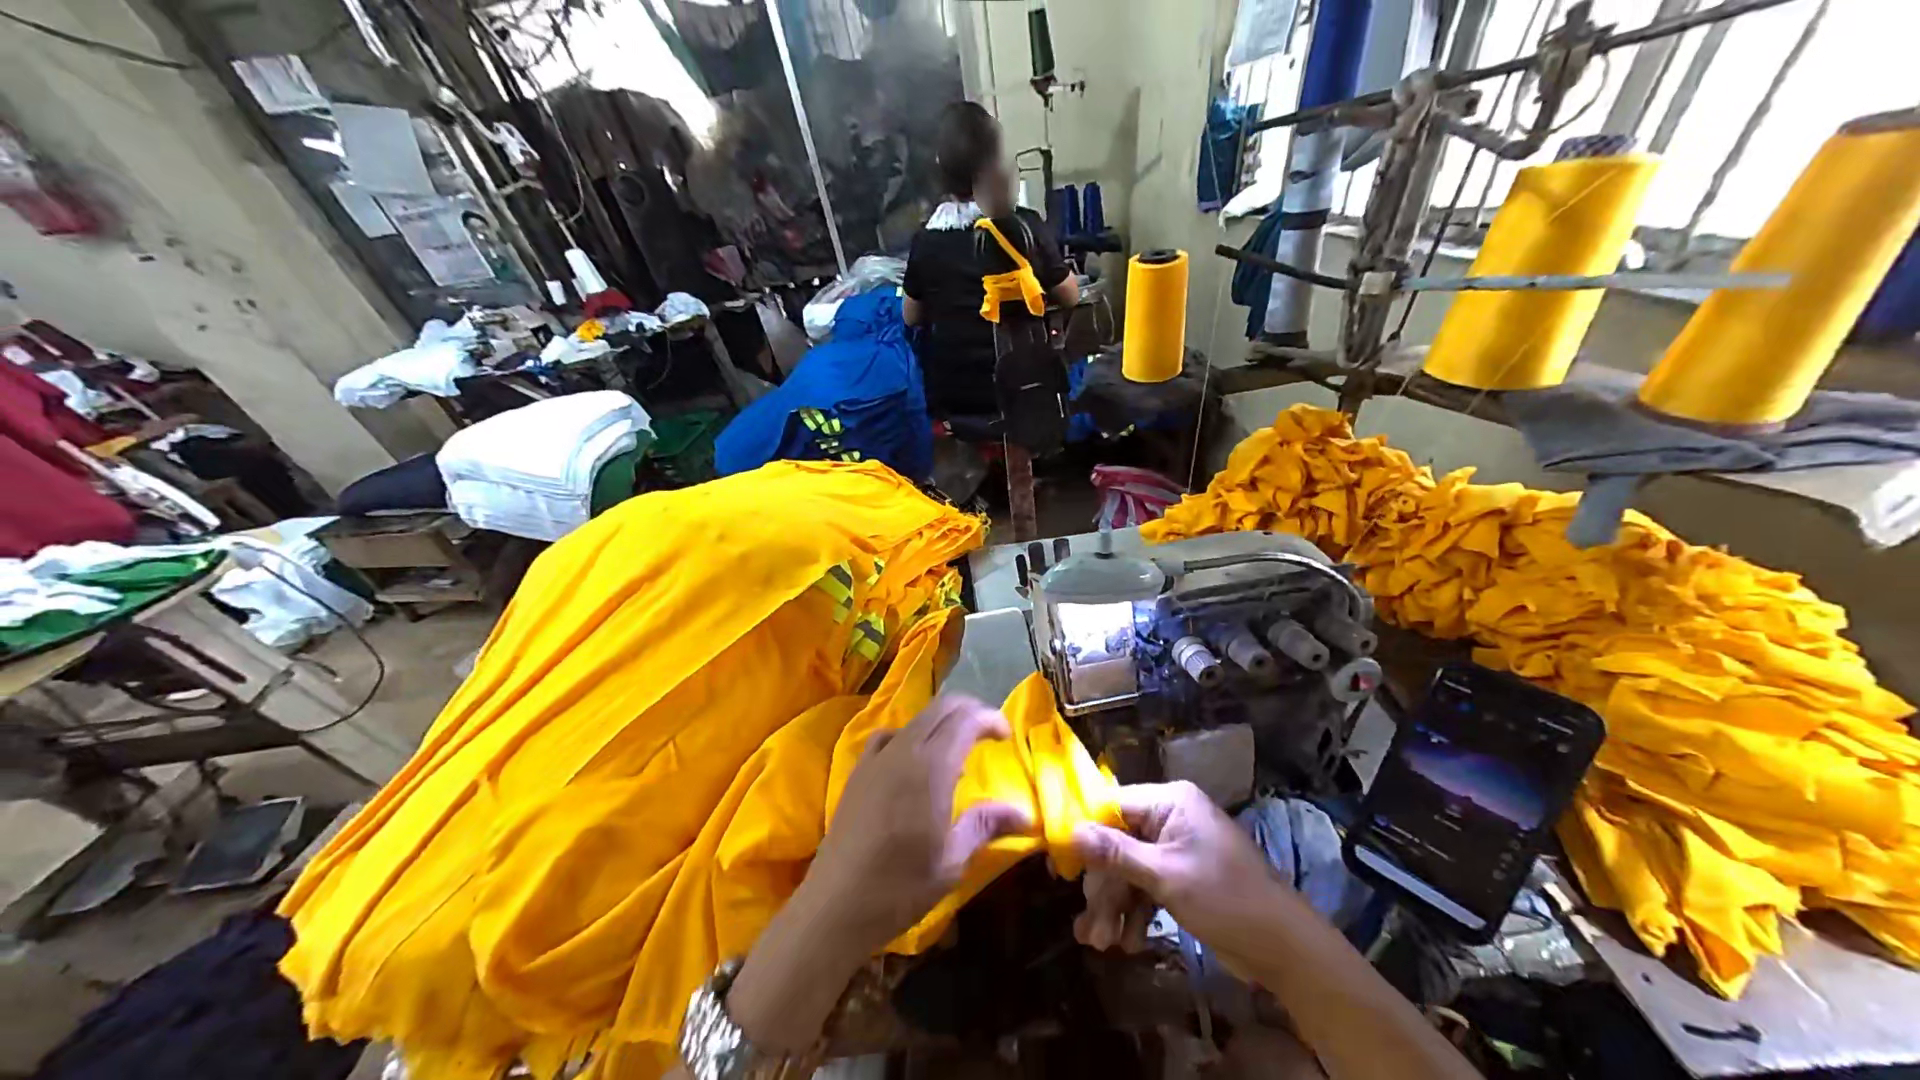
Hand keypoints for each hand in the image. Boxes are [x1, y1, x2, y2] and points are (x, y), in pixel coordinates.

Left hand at [802, 695, 1031, 956]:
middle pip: (940, 708)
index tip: (1006, 736)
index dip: (990, 719)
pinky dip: (910, 736)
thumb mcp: (951, 861)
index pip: (965, 719)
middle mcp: (902, 751)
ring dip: (941, 723)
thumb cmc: (900, 886)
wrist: (834, 905)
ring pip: (915, 720)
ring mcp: (875, 758)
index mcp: (930, 767)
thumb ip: (985, 825)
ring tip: (956, 751)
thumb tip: (1025, 815)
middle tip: (988, 734)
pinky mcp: (857, 772)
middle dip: (969, 711)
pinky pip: (888, 736)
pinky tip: (912, 763)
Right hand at [1071, 781, 1286, 959]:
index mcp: (1170, 801)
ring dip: (1116, 907)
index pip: (1112, 806)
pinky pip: (1146, 885)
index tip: (1062, 866)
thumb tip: (1069, 831)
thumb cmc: (1226, 899)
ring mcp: (1176, 847)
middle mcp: (1171, 817)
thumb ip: (1115, 853)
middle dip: (1104, 888)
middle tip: (1091, 928)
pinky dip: (1136, 912)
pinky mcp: (1181, 876)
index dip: (1085, 835)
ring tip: (1102, 944)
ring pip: (1129, 870)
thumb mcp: (1165, 876)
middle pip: (1117, 843)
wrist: (1285, 948)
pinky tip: (1129, 942)